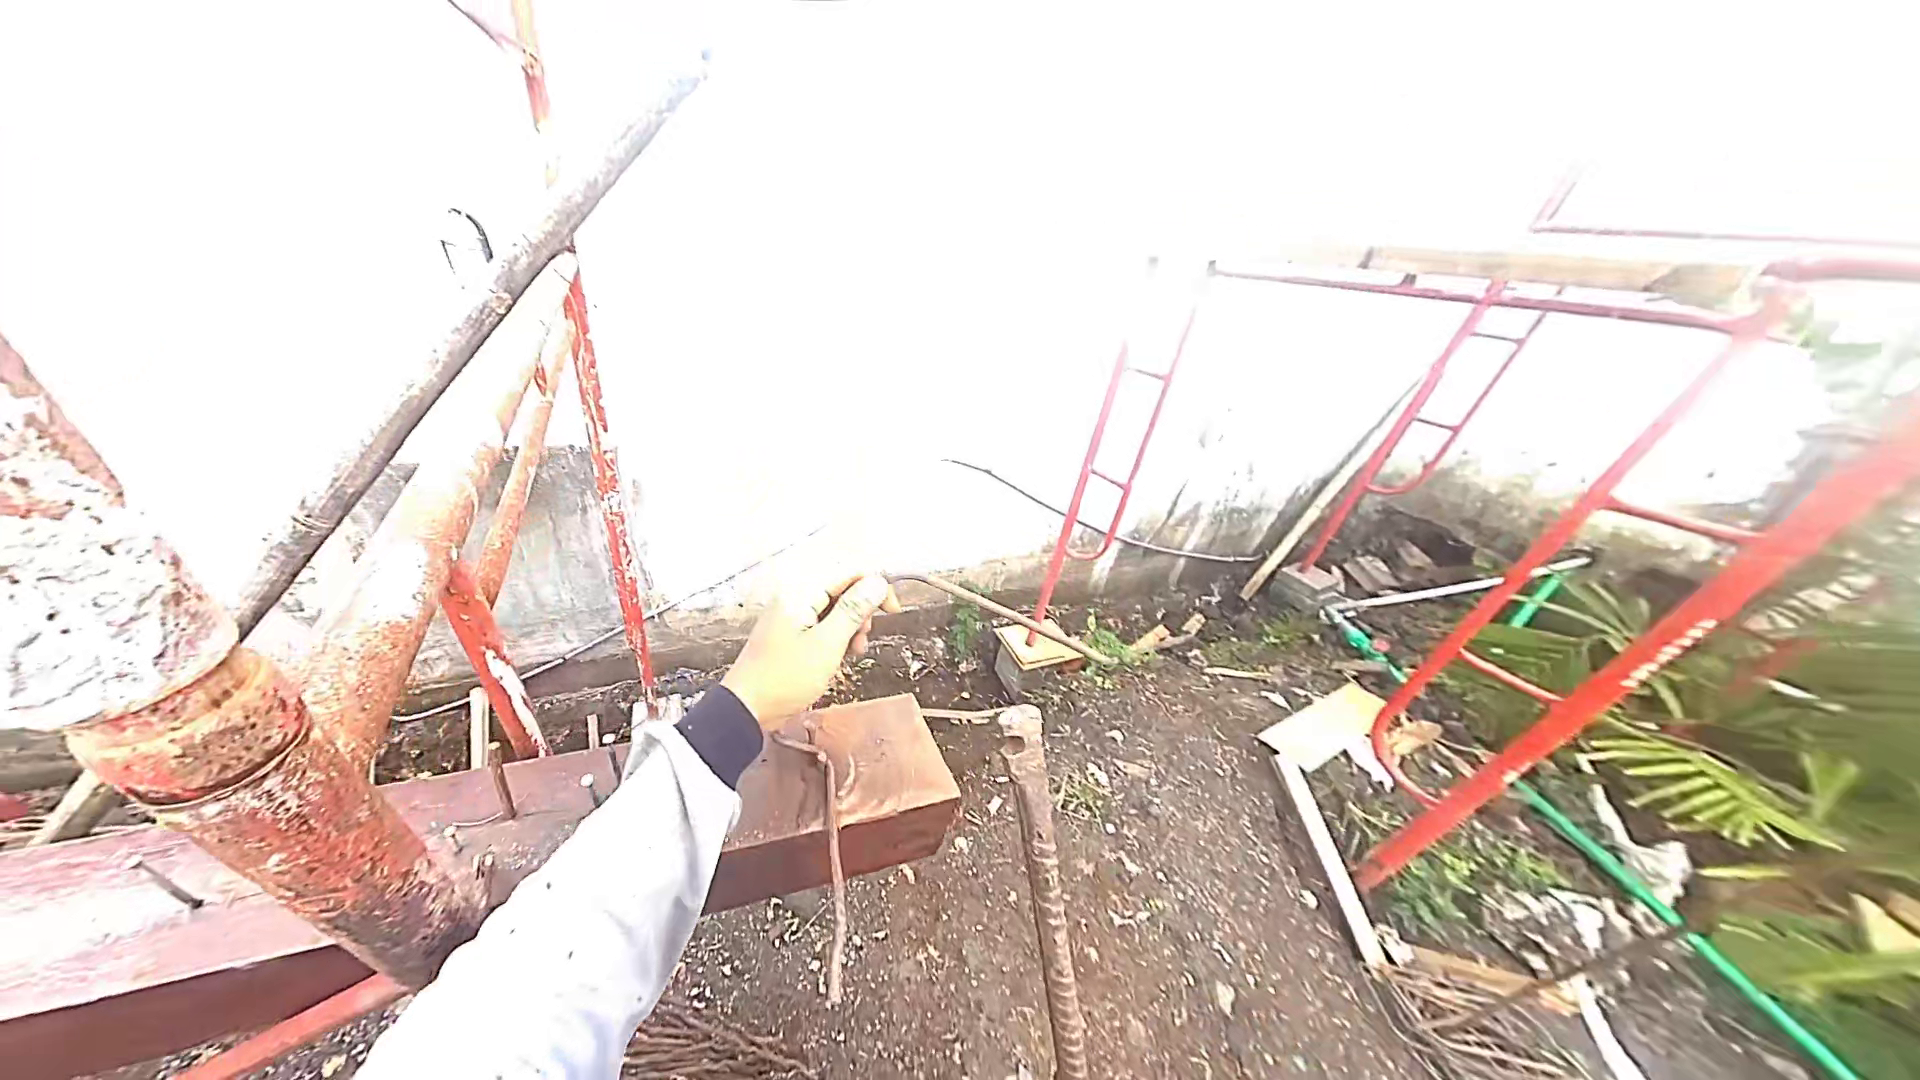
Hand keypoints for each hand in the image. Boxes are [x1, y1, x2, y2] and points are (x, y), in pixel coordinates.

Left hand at [720, 571, 900, 727]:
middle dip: (862, 610)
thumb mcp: (827, 645)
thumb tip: (878, 582)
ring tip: (853, 650)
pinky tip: (841, 654)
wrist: (747, 709)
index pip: (849, 572)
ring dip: (852, 625)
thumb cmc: (785, 679)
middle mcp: (796, 596)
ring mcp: (792, 613)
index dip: (876, 587)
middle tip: (864, 637)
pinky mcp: (792, 630)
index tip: (892, 610)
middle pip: (843, 587)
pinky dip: (838, 635)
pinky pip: (823, 622)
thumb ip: (854, 610)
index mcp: (801, 593)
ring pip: (836, 606)